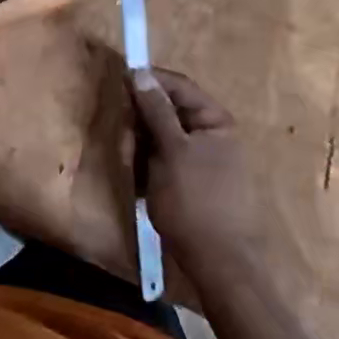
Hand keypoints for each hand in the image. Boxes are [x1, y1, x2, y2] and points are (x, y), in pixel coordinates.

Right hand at [130, 69, 263, 265]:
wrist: (218, 265)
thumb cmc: (196, 201)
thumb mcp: (172, 150)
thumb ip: (156, 110)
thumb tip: (141, 72)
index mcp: (214, 120)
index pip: (178, 86)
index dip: (149, 81)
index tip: (120, 83)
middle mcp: (210, 134)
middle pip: (165, 111)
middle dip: (141, 125)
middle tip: (127, 144)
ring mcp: (200, 159)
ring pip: (159, 138)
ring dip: (140, 149)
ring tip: (132, 172)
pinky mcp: (189, 182)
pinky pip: (162, 162)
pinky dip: (147, 168)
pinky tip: (140, 186)